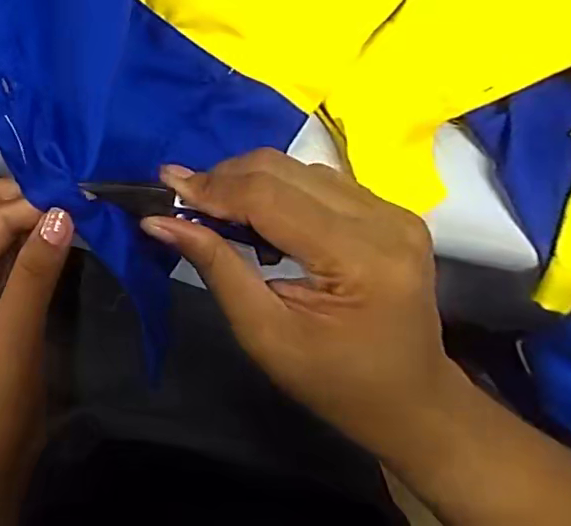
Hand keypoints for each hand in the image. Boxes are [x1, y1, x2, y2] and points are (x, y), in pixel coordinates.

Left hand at [0, 179, 73, 525]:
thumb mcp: (12, 336)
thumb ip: (36, 271)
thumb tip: (64, 211)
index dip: (39, 201)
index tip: (87, 188)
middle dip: (38, 197)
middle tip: (89, 189)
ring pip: (10, 227)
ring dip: (44, 214)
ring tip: (89, 200)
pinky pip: (21, 253)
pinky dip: (45, 239)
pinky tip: (76, 229)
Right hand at [138, 150, 463, 456]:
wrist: (413, 403)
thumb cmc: (334, 380)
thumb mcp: (263, 332)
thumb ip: (215, 266)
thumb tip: (157, 219)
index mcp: (360, 260)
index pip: (268, 197)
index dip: (211, 187)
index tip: (164, 185)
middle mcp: (383, 223)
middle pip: (279, 169)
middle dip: (221, 179)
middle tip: (183, 200)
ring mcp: (391, 211)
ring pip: (292, 166)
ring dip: (244, 180)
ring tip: (217, 211)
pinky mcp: (387, 209)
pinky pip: (311, 176)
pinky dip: (271, 185)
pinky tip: (256, 213)